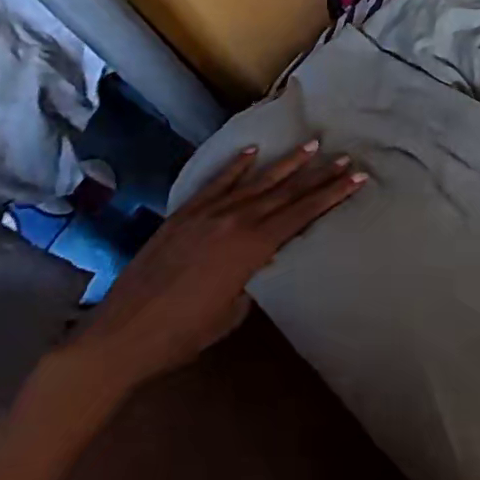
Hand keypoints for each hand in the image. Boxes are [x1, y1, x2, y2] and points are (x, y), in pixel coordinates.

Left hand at [75, 140, 365, 384]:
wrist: (124, 332)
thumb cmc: (183, 334)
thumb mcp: (232, 312)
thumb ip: (251, 278)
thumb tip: (257, 260)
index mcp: (252, 247)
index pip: (301, 214)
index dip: (331, 195)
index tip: (356, 177)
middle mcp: (234, 220)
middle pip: (286, 192)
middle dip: (318, 174)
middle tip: (344, 156)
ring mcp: (208, 212)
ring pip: (255, 182)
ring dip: (285, 163)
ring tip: (310, 145)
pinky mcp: (184, 213)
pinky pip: (217, 183)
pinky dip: (235, 167)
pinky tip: (252, 152)